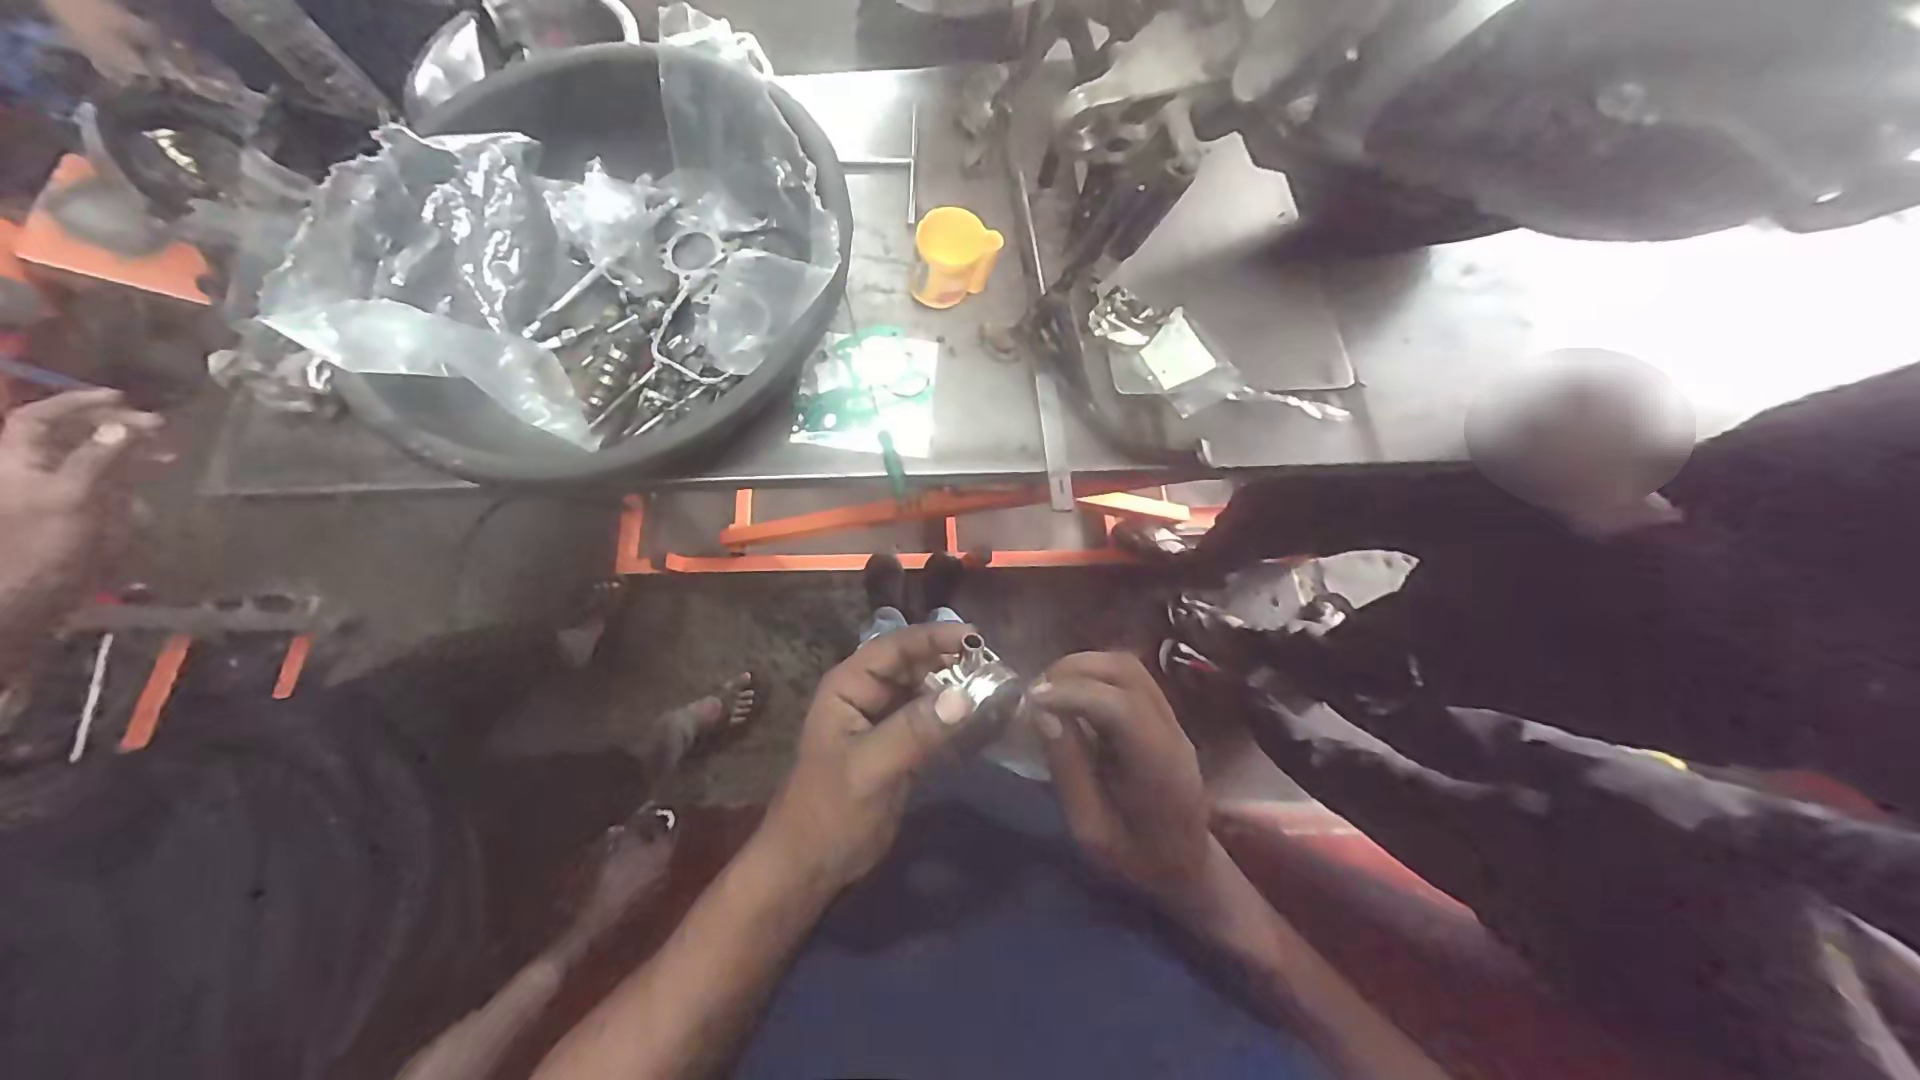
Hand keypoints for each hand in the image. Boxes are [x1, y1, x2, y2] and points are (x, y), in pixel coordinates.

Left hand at [0, 389, 160, 609]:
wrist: (30, 594)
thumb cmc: (46, 543)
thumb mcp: (72, 497)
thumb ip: (99, 459)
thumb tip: (128, 426)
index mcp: (19, 462)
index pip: (39, 418)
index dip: (76, 403)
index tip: (123, 398)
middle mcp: (32, 471)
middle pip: (65, 436)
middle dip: (109, 425)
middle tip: (157, 426)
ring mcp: (56, 494)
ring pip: (88, 459)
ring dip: (126, 450)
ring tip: (165, 451)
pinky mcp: (76, 514)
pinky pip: (104, 485)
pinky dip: (129, 476)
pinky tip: (154, 480)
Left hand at [755, 622, 979, 892]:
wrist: (812, 866)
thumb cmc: (829, 811)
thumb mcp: (869, 768)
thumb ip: (914, 731)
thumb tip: (965, 697)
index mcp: (849, 686)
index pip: (894, 647)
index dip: (933, 637)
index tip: (976, 637)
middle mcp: (869, 695)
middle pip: (915, 665)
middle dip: (952, 661)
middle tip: (996, 664)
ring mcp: (887, 722)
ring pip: (928, 692)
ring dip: (959, 688)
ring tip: (998, 686)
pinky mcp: (903, 748)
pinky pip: (934, 722)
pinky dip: (957, 719)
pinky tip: (986, 718)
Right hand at [1029, 651, 1213, 909]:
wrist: (1186, 866)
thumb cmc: (1137, 859)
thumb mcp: (1092, 832)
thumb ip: (1069, 772)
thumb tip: (1043, 714)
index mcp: (1159, 767)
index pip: (1121, 707)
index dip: (1073, 694)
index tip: (1032, 701)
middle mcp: (1171, 732)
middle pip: (1126, 671)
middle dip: (1073, 671)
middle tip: (1036, 693)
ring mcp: (1171, 719)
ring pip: (1128, 666)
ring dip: (1082, 667)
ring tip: (1049, 690)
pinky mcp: (1163, 715)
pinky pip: (1128, 677)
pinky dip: (1093, 675)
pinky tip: (1070, 694)